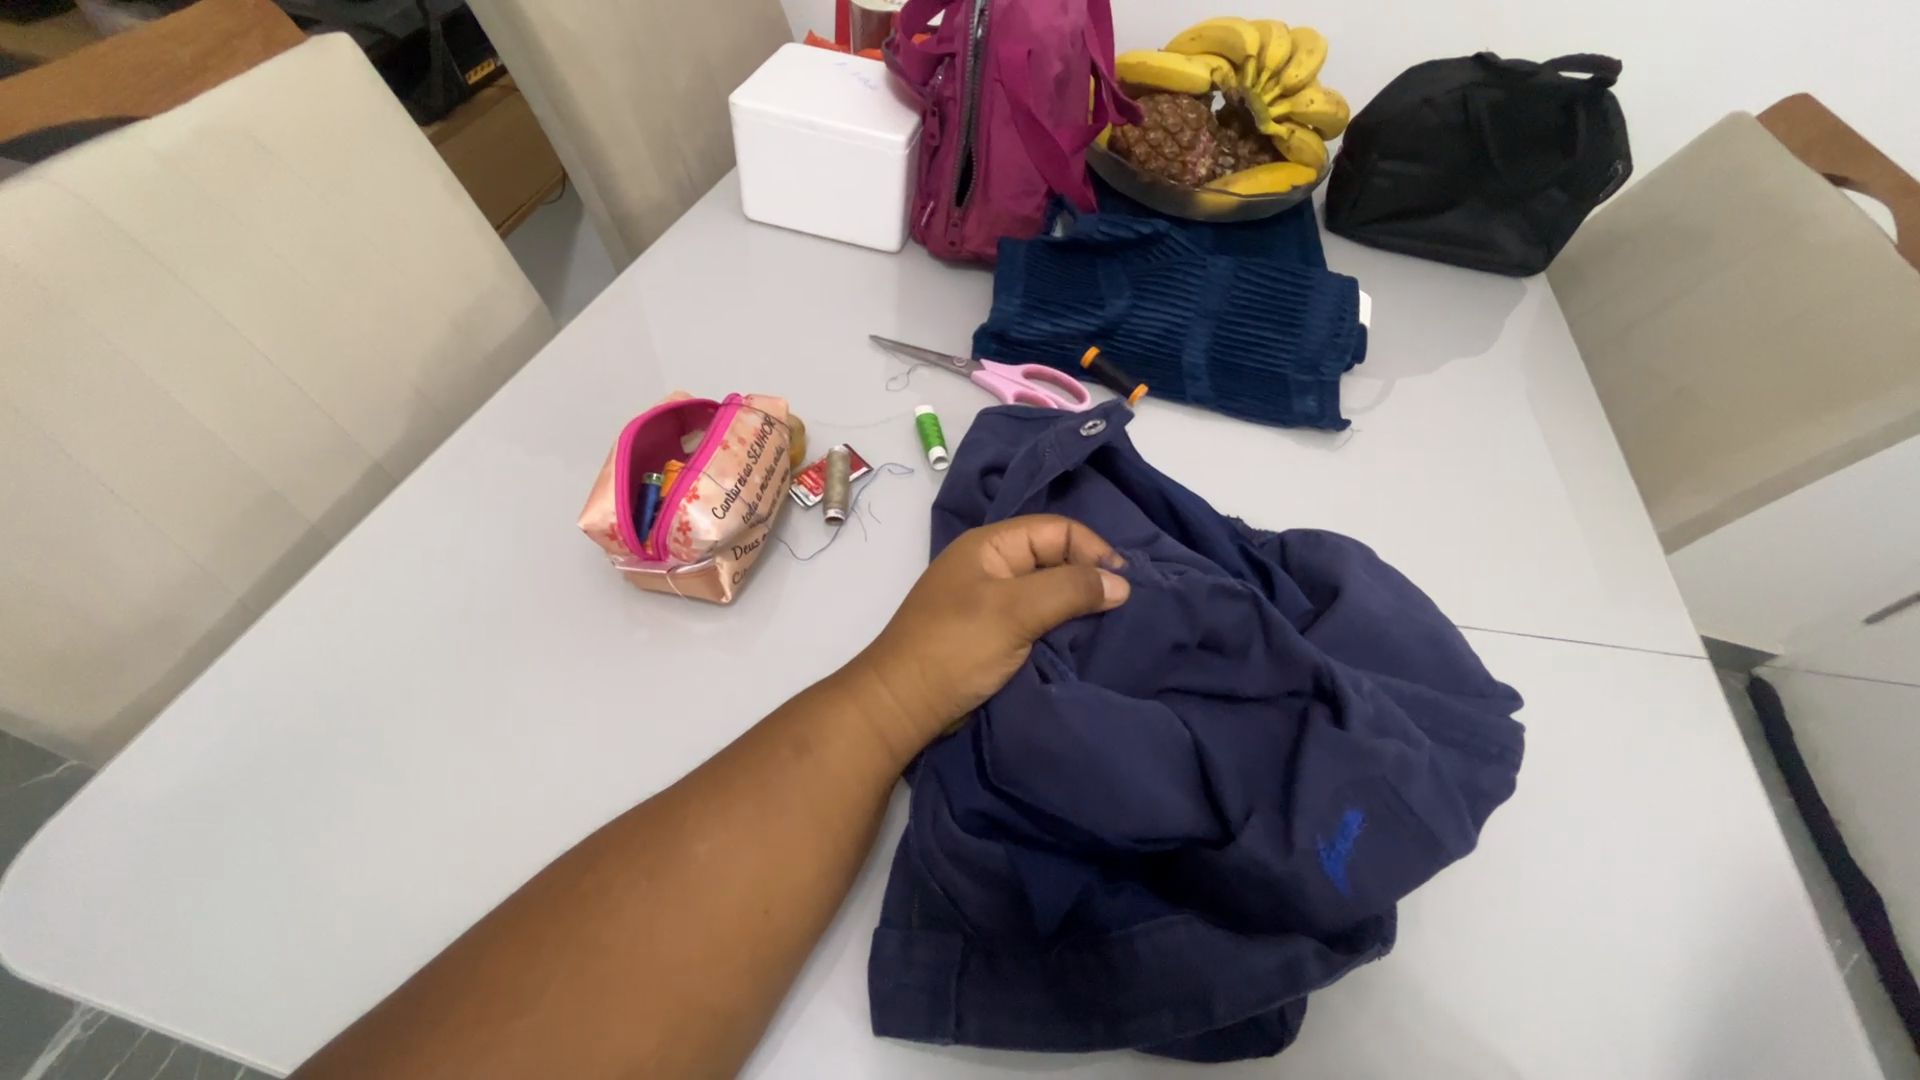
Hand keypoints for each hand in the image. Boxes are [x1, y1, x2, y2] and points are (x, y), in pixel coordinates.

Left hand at [846, 515, 1129, 761]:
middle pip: (1053, 559)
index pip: (1056, 530)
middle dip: (1088, 578)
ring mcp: (990, 602)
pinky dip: (1059, 628)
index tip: (1123, 585)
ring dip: (1076, 607)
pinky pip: (1036, 621)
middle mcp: (991, 567)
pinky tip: (1082, 644)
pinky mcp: (992, 635)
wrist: (903, 704)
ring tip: (1109, 627)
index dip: (1092, 550)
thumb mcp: (1015, 611)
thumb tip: (1121, 583)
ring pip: (1047, 592)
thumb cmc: (956, 646)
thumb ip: (1070, 590)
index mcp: (989, 545)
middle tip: (1123, 608)